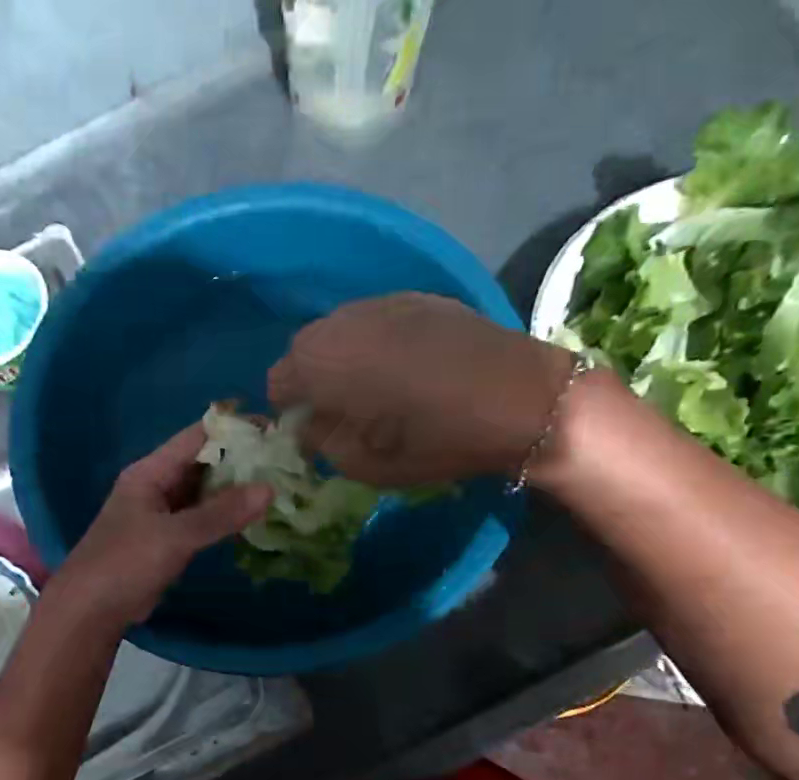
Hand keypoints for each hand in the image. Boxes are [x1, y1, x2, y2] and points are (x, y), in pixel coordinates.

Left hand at [49, 424, 271, 627]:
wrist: (89, 611)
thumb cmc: (125, 563)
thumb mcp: (175, 536)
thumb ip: (222, 513)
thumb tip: (269, 489)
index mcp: (151, 472)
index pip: (197, 437)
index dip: (234, 430)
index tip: (273, 430)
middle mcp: (157, 485)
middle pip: (204, 463)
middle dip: (241, 460)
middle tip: (284, 460)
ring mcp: (162, 513)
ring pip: (205, 492)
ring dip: (236, 489)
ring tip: (278, 484)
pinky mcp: (168, 539)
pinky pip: (203, 518)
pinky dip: (226, 515)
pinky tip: (254, 517)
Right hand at [267, 292, 573, 486]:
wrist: (520, 397)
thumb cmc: (437, 439)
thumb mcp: (369, 464)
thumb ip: (325, 442)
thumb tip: (311, 427)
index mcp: (320, 363)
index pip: (278, 381)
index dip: (290, 408)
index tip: (313, 429)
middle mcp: (341, 323)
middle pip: (305, 349)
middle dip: (313, 378)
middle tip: (342, 410)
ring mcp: (381, 303)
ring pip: (341, 329)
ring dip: (344, 356)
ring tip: (376, 386)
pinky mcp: (417, 297)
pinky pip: (376, 320)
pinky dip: (376, 341)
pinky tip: (408, 366)